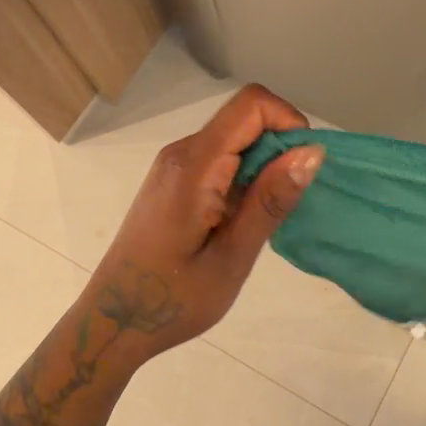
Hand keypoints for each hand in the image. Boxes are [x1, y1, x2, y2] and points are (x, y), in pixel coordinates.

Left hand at [86, 84, 323, 363]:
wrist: (113, 322)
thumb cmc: (173, 299)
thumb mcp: (232, 257)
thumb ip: (270, 200)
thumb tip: (312, 150)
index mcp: (194, 165)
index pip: (252, 104)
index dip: (289, 123)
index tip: (303, 170)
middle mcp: (182, 152)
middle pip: (246, 118)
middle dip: (281, 148)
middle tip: (286, 205)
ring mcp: (175, 165)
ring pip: (236, 138)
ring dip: (264, 166)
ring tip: (264, 218)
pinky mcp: (175, 180)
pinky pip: (221, 158)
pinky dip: (246, 177)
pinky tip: (243, 220)